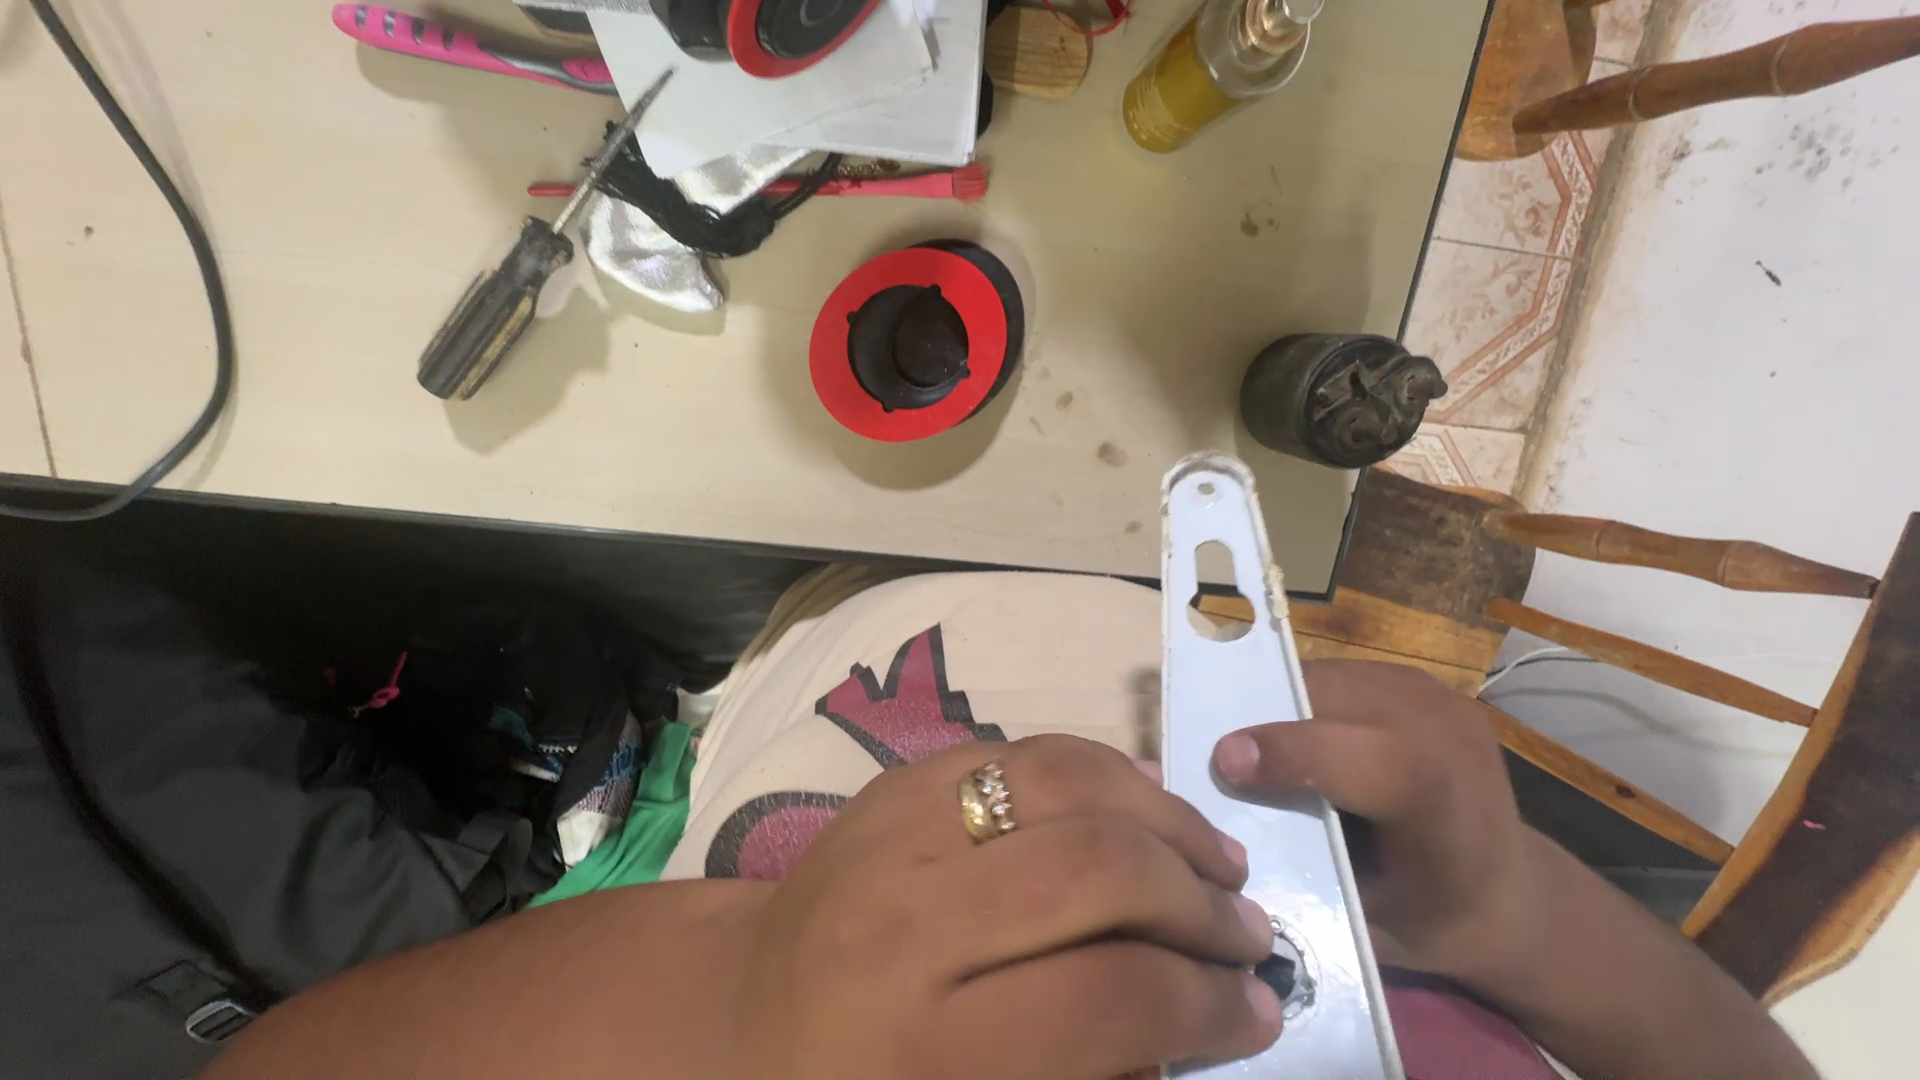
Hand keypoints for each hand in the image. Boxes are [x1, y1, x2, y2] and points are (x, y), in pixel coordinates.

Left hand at [739, 734, 1283, 1079]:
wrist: (742, 1012)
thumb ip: (1084, 1072)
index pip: (1107, 1000)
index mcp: (922, 1045)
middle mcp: (906, 922)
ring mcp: (895, 831)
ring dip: (1162, 815)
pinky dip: (1095, 767)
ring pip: (1063, 782)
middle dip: (1196, 902)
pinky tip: (1140, 795)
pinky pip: (1016, 750)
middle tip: (1247, 930)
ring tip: (1214, 856)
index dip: (1206, 1005)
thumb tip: (1201, 1017)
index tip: (1259, 1009)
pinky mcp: (894, 782)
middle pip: (1095, 872)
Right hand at [1210, 659, 1543, 986]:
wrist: (1508, 889)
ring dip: (1283, 704)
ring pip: (1327, 677)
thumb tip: (1210, 819)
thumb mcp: (1361, 917)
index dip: (1298, 754)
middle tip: (1225, 757)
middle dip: (1268, 721)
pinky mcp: (1423, 681)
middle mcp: (1452, 740)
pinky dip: (1306, 699)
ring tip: (1261, 745)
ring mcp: (1440, 699)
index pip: (1381, 765)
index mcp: (1450, 817)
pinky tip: (1305, 732)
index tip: (1226, 761)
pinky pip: (1340, 673)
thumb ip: (1295, 864)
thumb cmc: (1427, 918)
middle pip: (1337, 703)